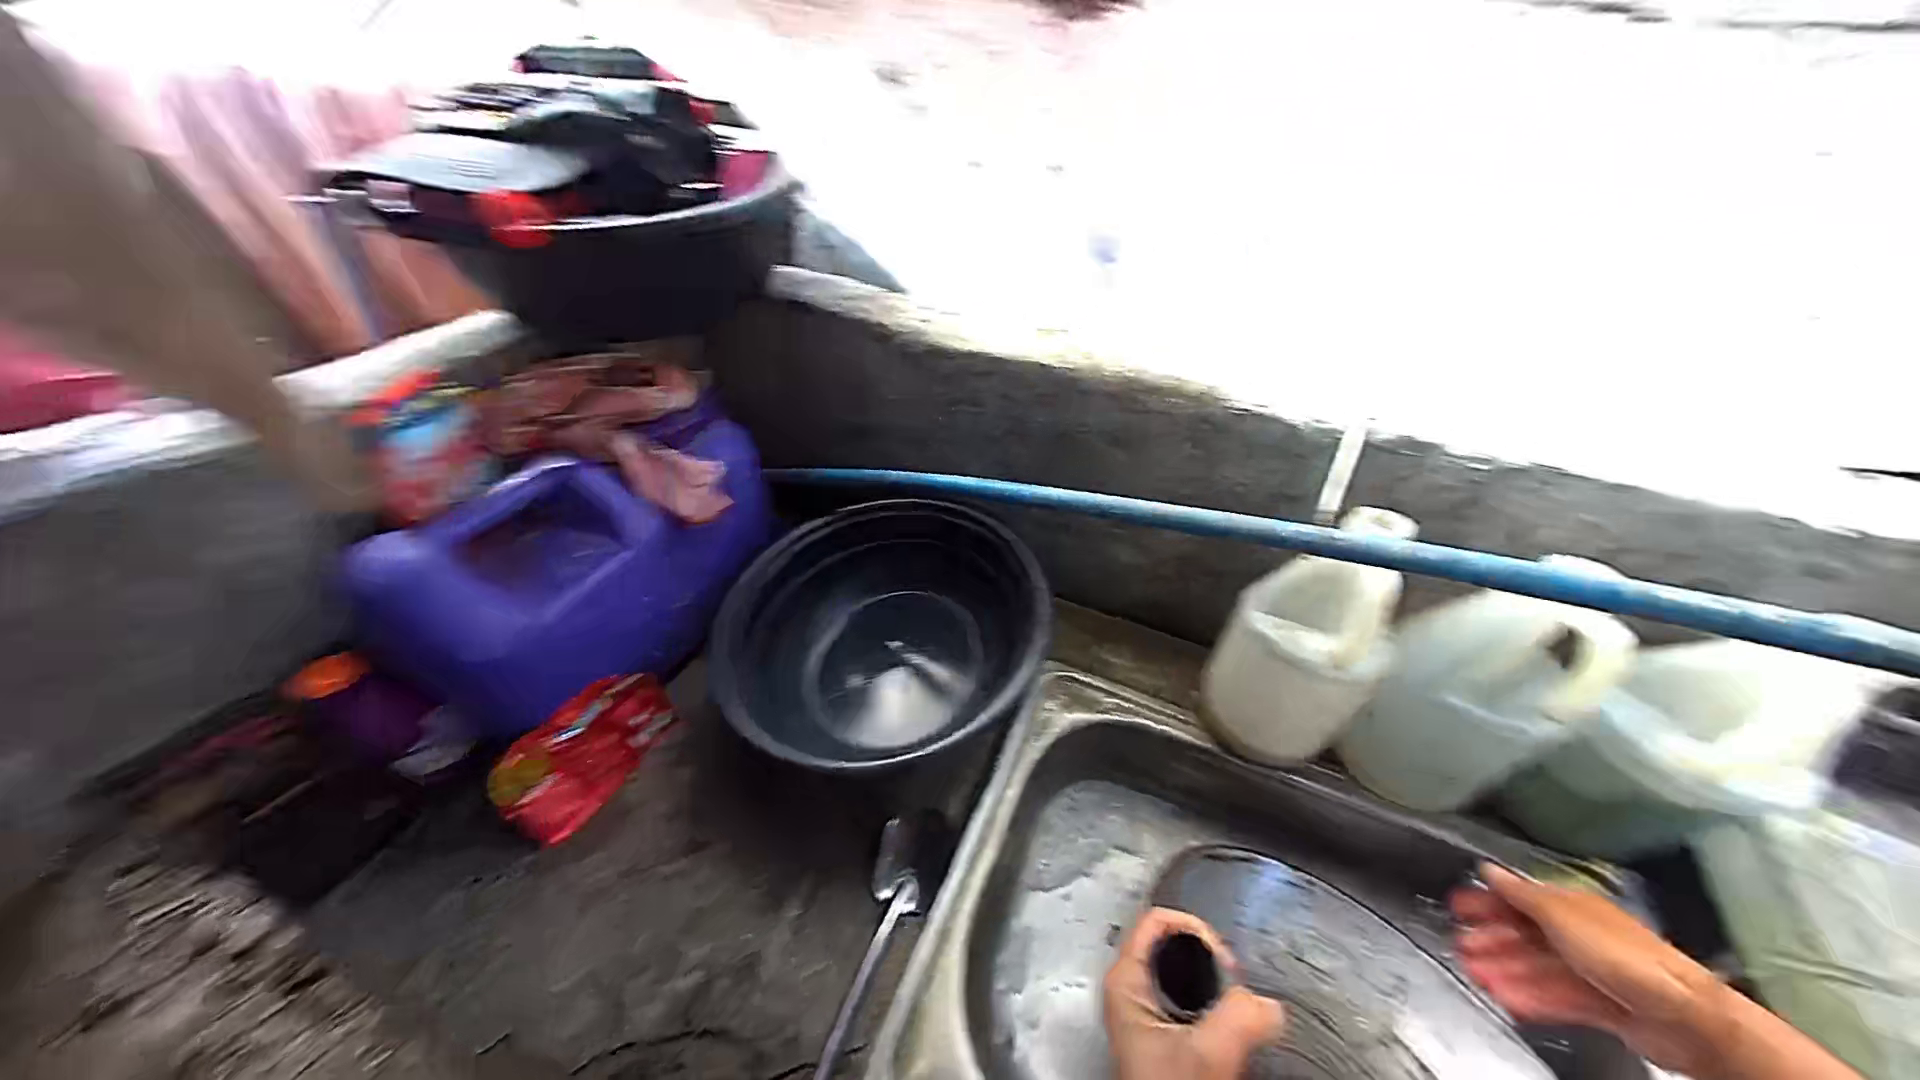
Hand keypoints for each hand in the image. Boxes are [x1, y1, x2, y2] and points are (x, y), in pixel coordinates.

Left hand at [1103, 907, 1285, 1079]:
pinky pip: (1186, 996)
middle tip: (1238, 981)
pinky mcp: (1159, 1031)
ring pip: (1180, 970)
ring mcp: (1142, 1008)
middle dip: (1208, 954)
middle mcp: (1128, 985)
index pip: (1156, 920)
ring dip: (1212, 980)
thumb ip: (1240, 1019)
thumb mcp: (1207, 1056)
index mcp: (1125, 978)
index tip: (1227, 960)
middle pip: (1169, 941)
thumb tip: (1271, 1004)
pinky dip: (1210, 1001)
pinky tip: (1230, 1022)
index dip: (1194, 928)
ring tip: (1238, 1001)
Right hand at [1451, 863, 1737, 1076]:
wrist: (1686, 1018)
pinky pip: (1556, 997)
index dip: (1486, 900)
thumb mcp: (1559, 914)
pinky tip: (1508, 998)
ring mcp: (1590, 971)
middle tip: (1461, 945)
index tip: (1458, 906)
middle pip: (1524, 934)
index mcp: (1570, 906)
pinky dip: (1530, 997)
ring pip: (1536, 968)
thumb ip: (1520, 892)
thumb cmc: (1624, 955)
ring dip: (1504, 970)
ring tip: (1476, 975)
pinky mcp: (1600, 1005)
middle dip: (1490, 939)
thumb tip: (1488, 868)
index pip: (1518, 898)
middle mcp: (1579, 935)